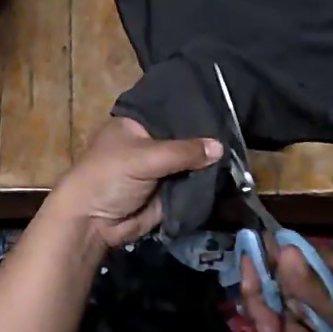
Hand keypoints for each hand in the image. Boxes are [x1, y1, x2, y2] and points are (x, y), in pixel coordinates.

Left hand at [46, 117, 221, 247]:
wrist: (93, 223)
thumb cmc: (109, 176)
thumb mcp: (145, 157)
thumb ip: (183, 151)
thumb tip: (220, 147)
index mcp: (137, 124)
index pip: (171, 111)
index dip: (195, 111)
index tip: (224, 108)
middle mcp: (150, 143)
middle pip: (185, 138)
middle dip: (207, 139)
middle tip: (237, 133)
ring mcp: (160, 169)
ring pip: (191, 162)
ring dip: (209, 163)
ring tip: (239, 154)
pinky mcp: (168, 192)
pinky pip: (191, 185)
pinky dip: (206, 183)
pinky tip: (230, 174)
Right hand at [242, 241, 332, 331]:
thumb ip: (316, 290)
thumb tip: (280, 249)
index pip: (283, 250)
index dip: (260, 263)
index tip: (250, 288)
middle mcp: (325, 284)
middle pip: (275, 280)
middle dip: (265, 301)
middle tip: (267, 330)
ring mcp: (327, 312)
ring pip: (283, 307)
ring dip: (278, 324)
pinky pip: (296, 330)